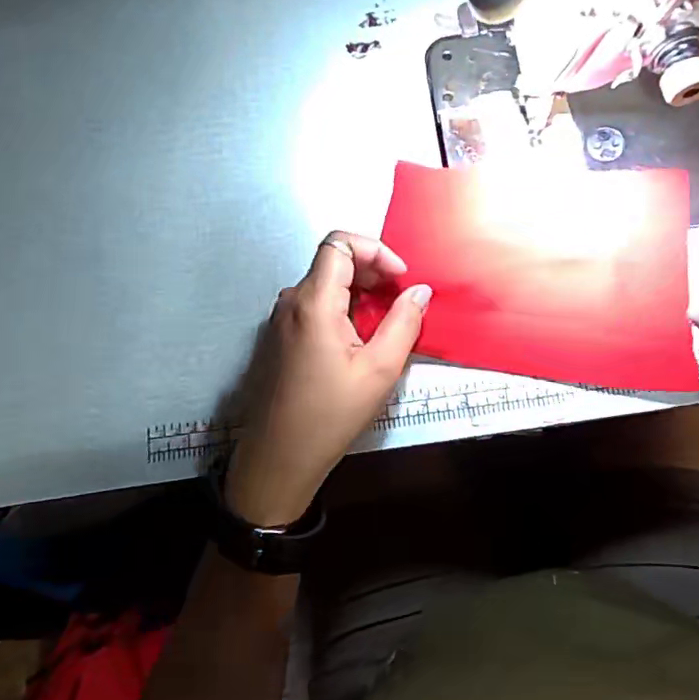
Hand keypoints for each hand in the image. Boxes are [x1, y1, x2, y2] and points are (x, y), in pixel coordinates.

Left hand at [224, 232, 430, 528]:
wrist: (280, 456)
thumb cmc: (332, 413)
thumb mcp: (380, 369)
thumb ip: (404, 323)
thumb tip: (420, 291)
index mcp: (314, 302)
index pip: (339, 243)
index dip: (375, 250)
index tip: (400, 278)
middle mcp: (291, 302)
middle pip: (332, 262)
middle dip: (372, 272)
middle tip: (401, 301)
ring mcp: (280, 320)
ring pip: (324, 286)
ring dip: (359, 294)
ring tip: (385, 324)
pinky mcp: (278, 338)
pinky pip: (314, 307)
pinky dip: (342, 311)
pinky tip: (359, 342)